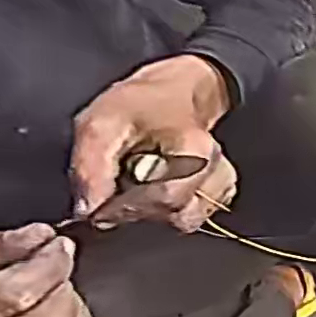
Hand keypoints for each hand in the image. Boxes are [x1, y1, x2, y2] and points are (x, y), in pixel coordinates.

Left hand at [70, 54, 235, 230]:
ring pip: (189, 218)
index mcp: (196, 153)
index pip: (166, 198)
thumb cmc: (142, 105)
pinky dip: (174, 206)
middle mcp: (220, 173)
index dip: (130, 208)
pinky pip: (196, 214)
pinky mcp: (224, 193)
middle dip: (145, 208)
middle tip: (122, 188)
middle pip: (180, 213)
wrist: (177, 98)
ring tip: (144, 183)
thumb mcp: (100, 125)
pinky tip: (163, 185)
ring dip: (160, 208)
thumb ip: (92, 167)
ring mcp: (225, 185)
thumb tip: (90, 209)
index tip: (101, 210)